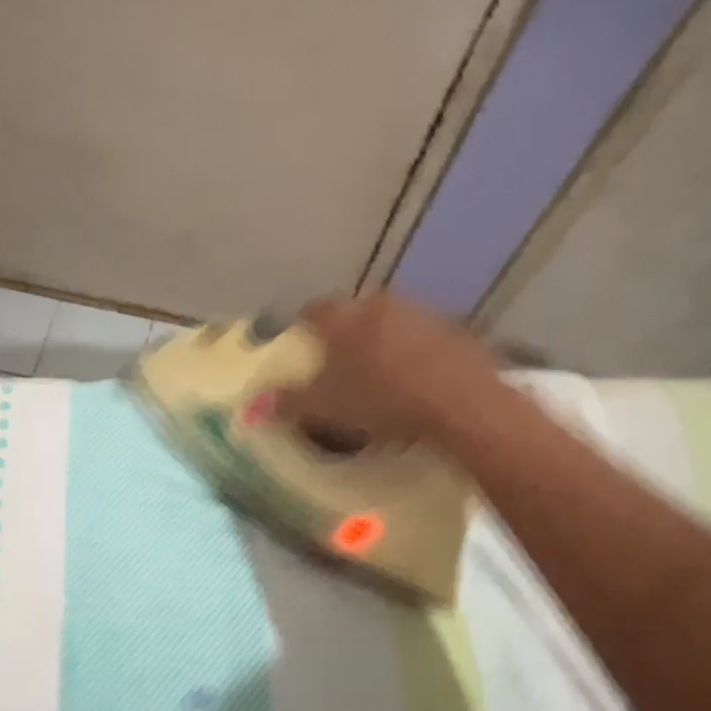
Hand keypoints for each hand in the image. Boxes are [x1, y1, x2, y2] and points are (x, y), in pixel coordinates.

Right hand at [277, 293, 500, 444]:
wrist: (459, 402)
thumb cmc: (380, 399)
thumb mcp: (325, 406)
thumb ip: (288, 402)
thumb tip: (251, 406)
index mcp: (343, 317)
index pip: (312, 311)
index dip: (303, 329)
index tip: (302, 348)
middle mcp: (379, 303)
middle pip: (353, 314)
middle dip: (345, 335)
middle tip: (340, 367)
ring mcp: (421, 312)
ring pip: (390, 323)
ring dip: (382, 342)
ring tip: (381, 376)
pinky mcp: (455, 330)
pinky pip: (424, 338)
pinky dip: (415, 353)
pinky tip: (418, 381)